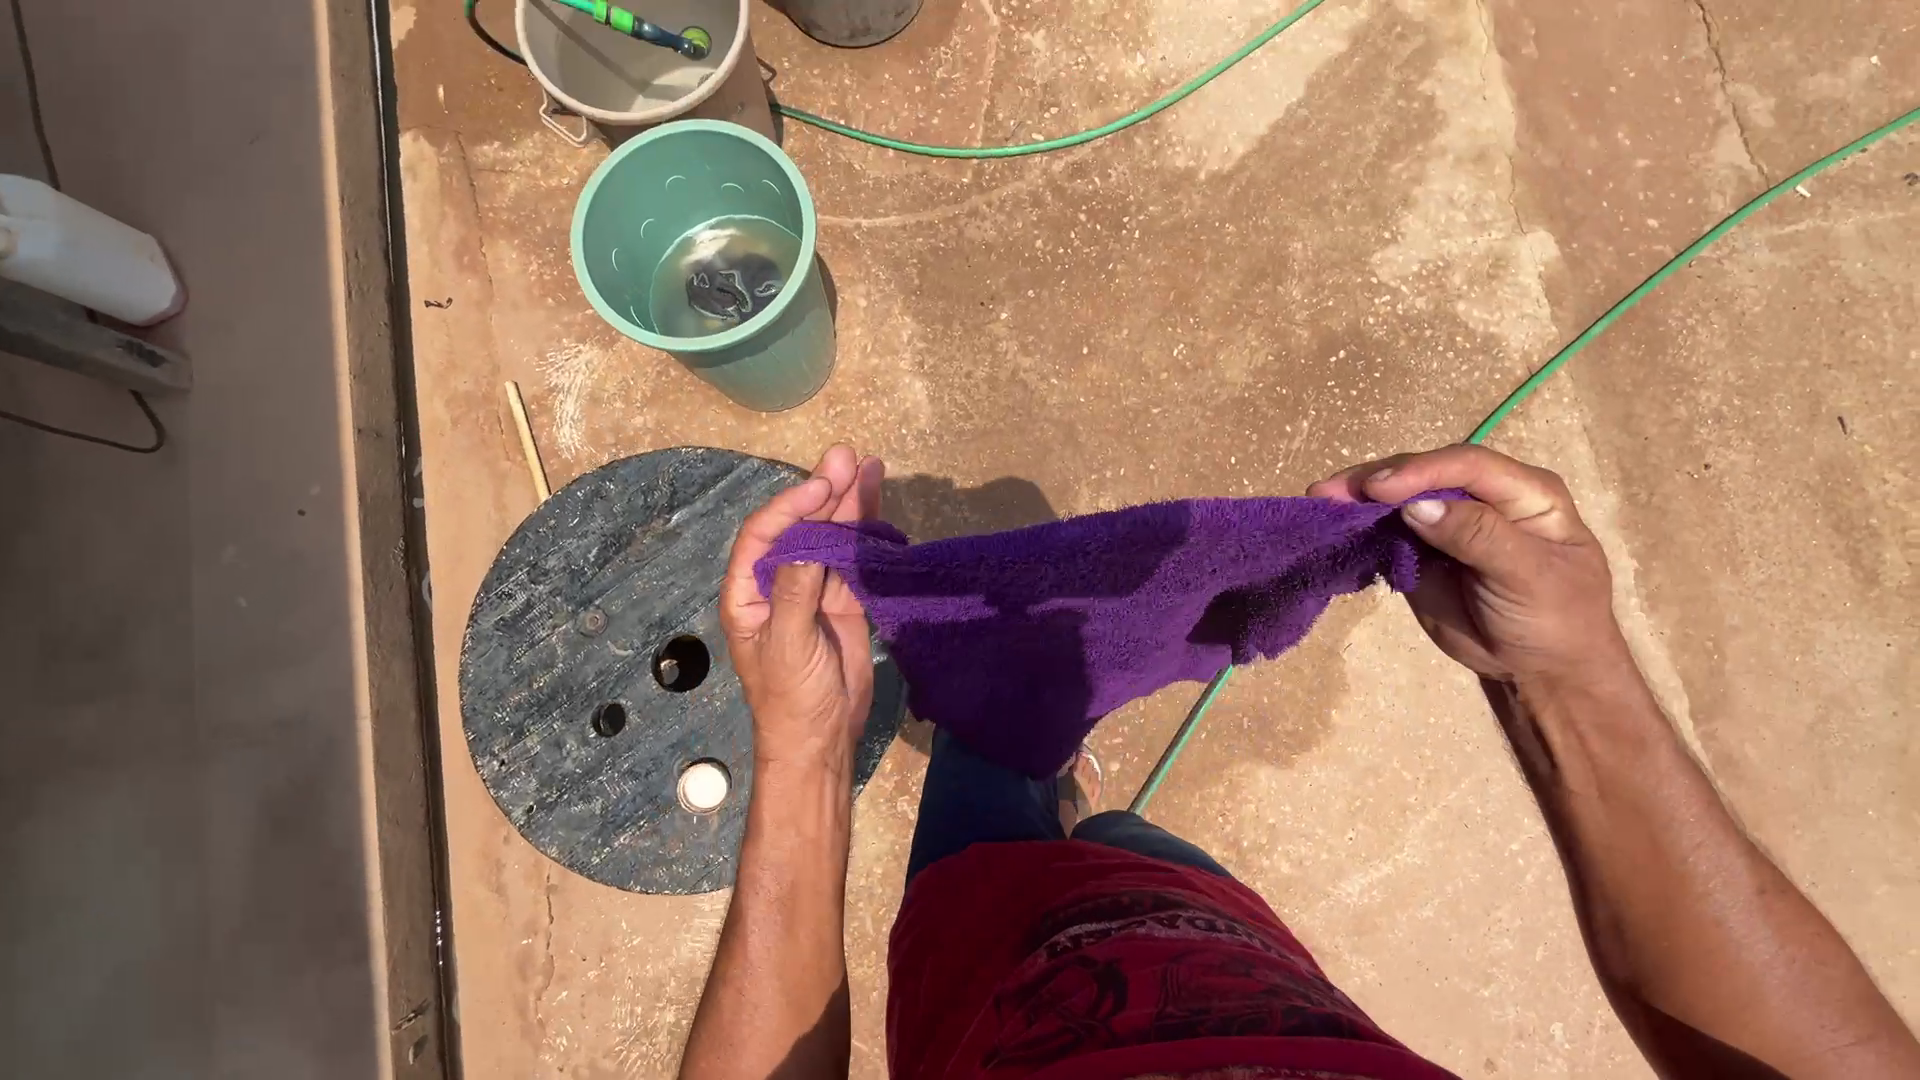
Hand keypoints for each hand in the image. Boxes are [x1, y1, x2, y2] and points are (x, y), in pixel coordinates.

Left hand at [721, 444, 884, 775]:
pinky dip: (865, 529)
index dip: (790, 506)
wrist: (822, 737)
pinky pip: (854, 557)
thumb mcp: (787, 646)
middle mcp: (778, 580)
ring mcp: (814, 587)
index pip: (764, 534)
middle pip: (799, 526)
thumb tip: (804, 540)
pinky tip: (877, 500)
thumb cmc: (791, 698)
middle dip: (823, 492)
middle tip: (849, 456)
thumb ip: (794, 592)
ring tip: (868, 464)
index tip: (822, 486)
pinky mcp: (844, 598)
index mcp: (748, 591)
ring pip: (829, 535)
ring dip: (847, 501)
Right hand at [1308, 445, 1629, 687]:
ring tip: (1318, 502)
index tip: (1376, 490)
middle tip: (1328, 493)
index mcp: (1523, 492)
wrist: (1538, 669)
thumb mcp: (1528, 577)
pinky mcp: (1417, 548)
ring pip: (1396, 498)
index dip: (1420, 472)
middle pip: (1423, 473)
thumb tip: (1414, 506)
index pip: (1467, 466)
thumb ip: (1477, 536)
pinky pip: (1383, 529)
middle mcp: (1481, 497)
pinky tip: (1330, 525)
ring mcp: (1445, 521)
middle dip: (1376, 479)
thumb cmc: (1553, 619)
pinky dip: (1356, 527)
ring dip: (1356, 499)